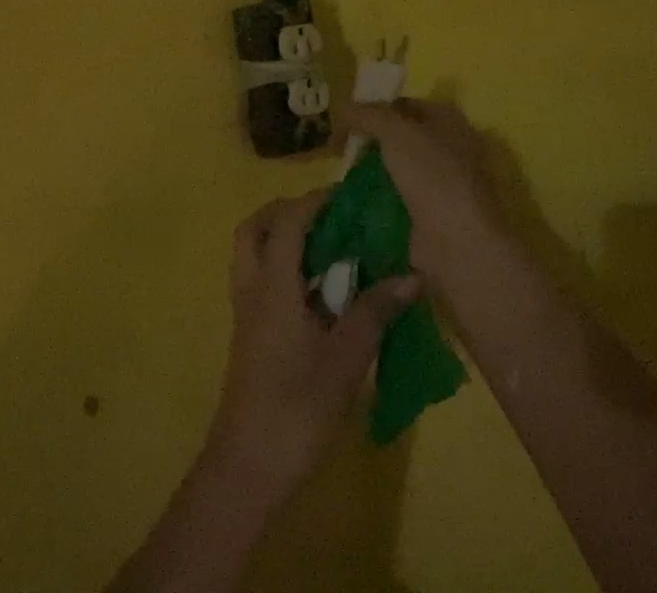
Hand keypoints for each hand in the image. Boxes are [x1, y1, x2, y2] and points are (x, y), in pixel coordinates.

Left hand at [205, 190, 418, 501]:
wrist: (249, 461)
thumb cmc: (297, 407)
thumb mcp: (346, 359)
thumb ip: (374, 312)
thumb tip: (409, 275)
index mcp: (271, 287)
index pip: (286, 223)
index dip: (314, 202)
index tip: (349, 194)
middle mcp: (251, 290)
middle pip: (254, 230)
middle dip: (287, 212)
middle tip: (330, 217)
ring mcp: (246, 313)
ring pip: (254, 256)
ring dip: (285, 241)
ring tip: (334, 249)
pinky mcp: (250, 335)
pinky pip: (262, 283)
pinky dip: (287, 271)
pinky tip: (324, 292)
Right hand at [335, 99, 506, 278]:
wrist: (456, 240)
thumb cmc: (432, 176)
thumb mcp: (397, 133)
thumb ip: (369, 115)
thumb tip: (343, 109)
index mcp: (448, 122)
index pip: (406, 104)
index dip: (376, 107)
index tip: (346, 118)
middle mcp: (448, 149)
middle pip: (400, 137)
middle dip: (369, 141)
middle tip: (339, 148)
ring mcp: (439, 184)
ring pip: (395, 169)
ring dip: (368, 172)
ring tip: (338, 175)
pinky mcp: (428, 214)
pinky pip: (393, 198)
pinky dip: (372, 198)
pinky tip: (349, 200)